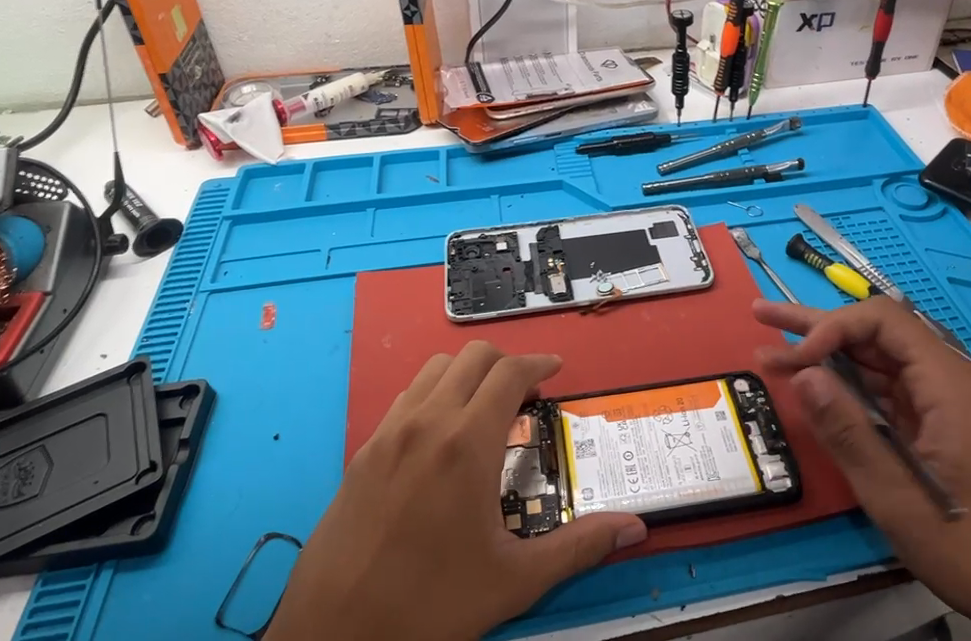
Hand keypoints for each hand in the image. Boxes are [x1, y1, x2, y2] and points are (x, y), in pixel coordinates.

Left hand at [267, 341, 646, 640]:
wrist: (335, 631)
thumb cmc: (430, 604)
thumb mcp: (514, 580)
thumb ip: (579, 546)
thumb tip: (635, 527)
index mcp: (467, 443)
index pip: (509, 373)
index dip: (538, 363)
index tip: (556, 369)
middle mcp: (427, 422)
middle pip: (472, 357)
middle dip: (506, 364)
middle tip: (526, 395)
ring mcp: (389, 432)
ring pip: (434, 369)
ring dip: (467, 374)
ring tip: (485, 409)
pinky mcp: (363, 451)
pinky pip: (406, 397)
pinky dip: (433, 394)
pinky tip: (441, 437)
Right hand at [754, 298, 970, 640]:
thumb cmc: (970, 546)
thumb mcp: (897, 493)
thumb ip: (847, 429)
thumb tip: (801, 372)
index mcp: (948, 382)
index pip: (882, 320)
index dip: (832, 327)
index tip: (796, 360)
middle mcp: (947, 380)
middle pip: (876, 333)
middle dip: (817, 326)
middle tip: (762, 317)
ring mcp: (943, 404)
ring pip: (878, 361)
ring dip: (826, 356)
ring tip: (772, 352)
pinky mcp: (938, 426)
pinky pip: (887, 391)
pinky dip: (846, 386)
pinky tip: (813, 388)